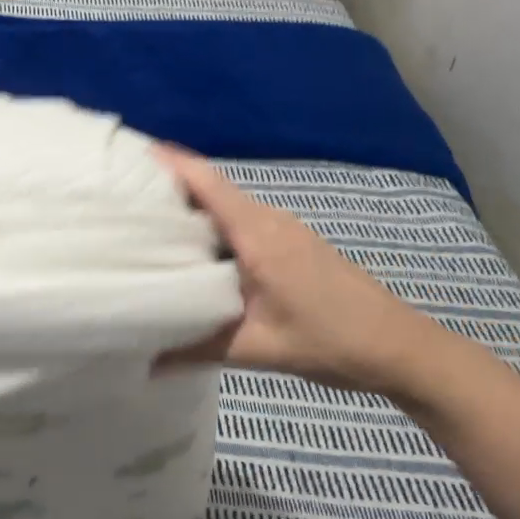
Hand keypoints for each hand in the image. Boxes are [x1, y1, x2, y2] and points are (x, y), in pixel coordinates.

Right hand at [151, 144, 455, 396]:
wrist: (403, 350)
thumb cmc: (331, 341)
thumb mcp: (259, 349)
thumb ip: (198, 349)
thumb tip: (142, 361)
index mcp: (256, 233)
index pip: (203, 180)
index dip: (164, 161)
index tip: (122, 156)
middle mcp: (268, 219)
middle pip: (208, 185)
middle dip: (164, 181)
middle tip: (117, 192)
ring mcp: (282, 228)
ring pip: (223, 202)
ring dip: (186, 203)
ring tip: (142, 218)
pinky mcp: (290, 242)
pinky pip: (238, 218)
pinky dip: (208, 221)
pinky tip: (190, 246)